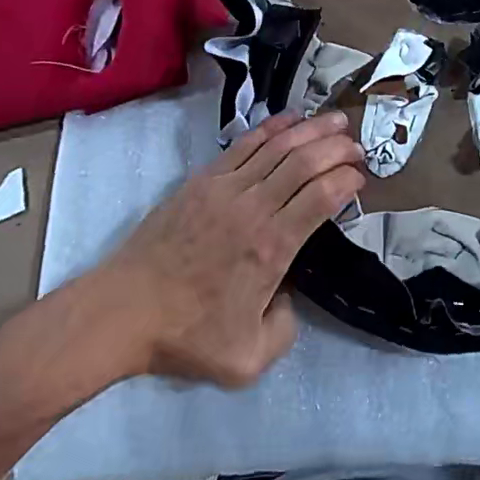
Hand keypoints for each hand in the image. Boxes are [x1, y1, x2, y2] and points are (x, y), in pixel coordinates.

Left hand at [89, 111, 364, 387]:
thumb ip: (286, 327)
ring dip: (313, 129)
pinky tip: (292, 120)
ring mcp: (225, 189)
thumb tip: (290, 293)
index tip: (361, 179)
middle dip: (339, 148)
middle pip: (307, 161)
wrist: (119, 314)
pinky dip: (273, 128)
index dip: (349, 179)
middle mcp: (254, 209)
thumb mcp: (249, 358)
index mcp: (273, 247)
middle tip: (358, 147)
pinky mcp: (203, 181)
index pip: (323, 195)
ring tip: (338, 121)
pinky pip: (245, 145)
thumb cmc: (185, 335)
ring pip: (279, 146)